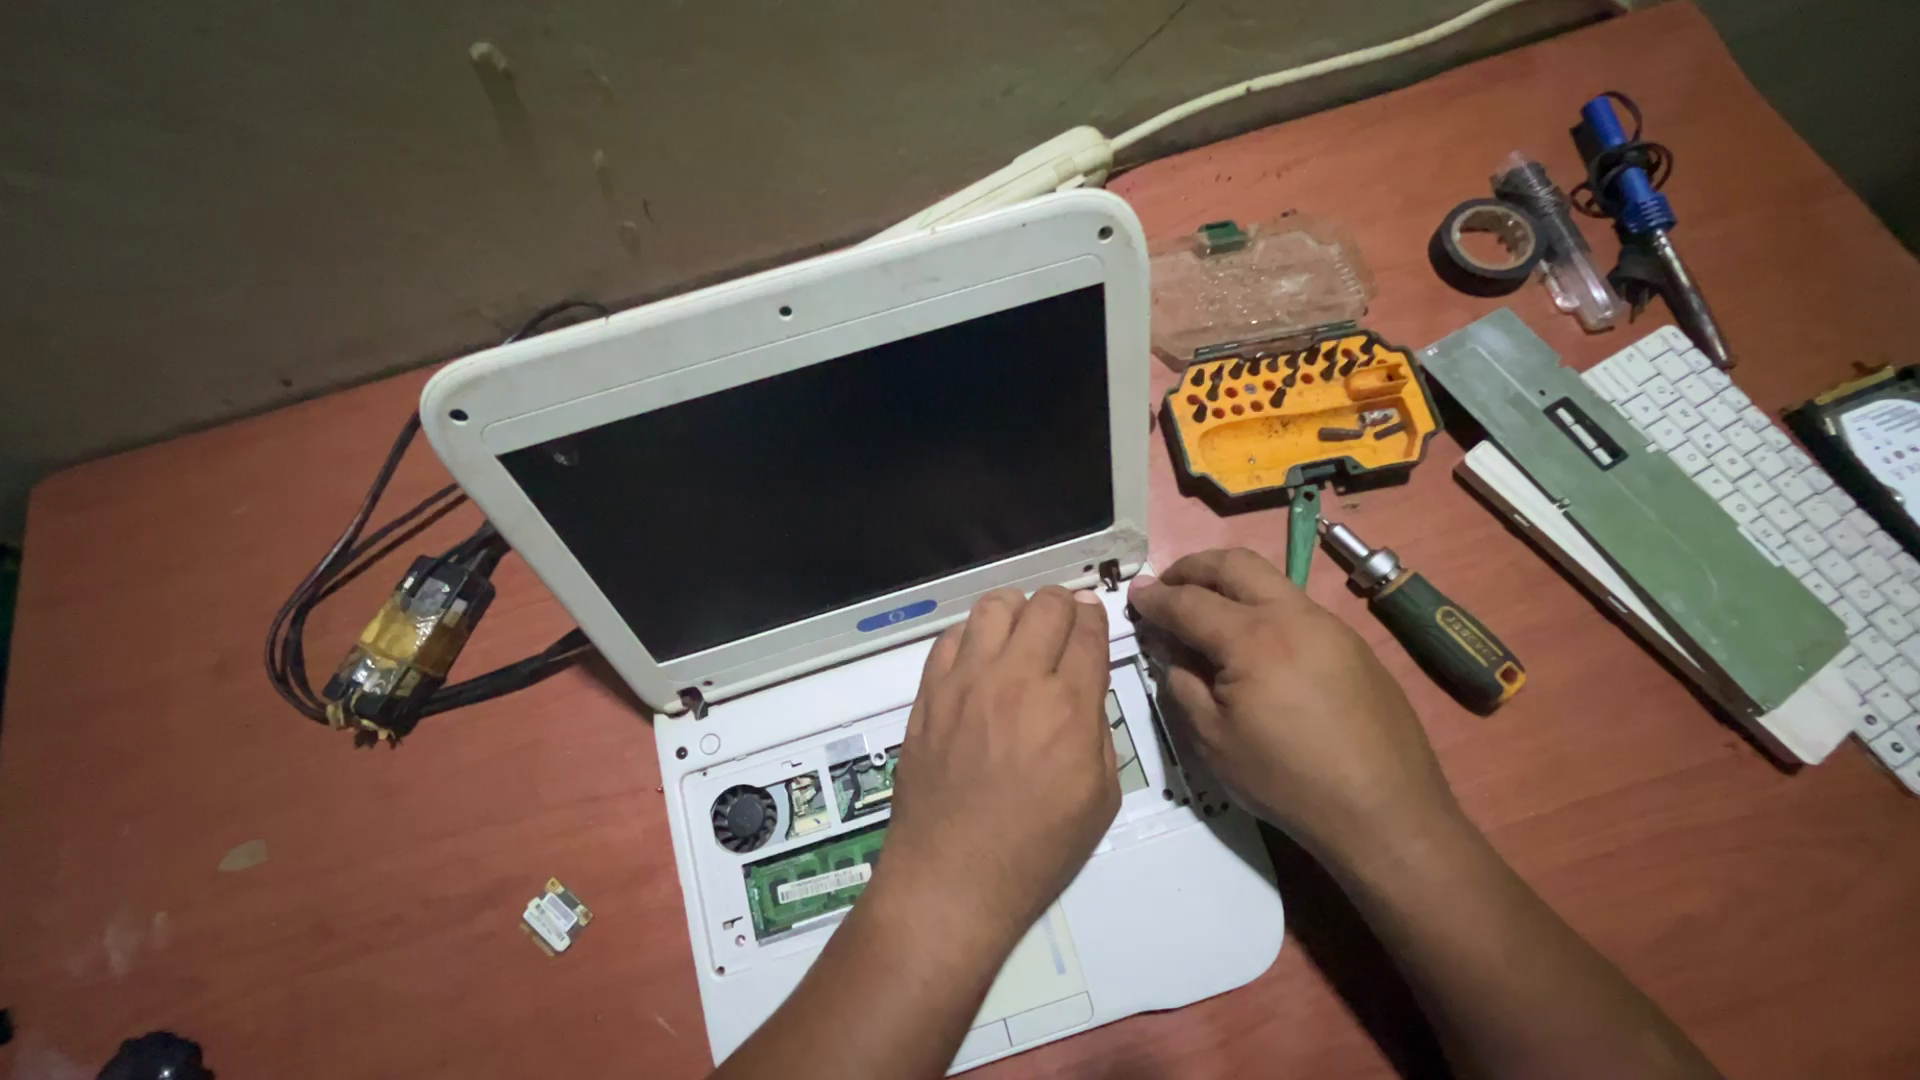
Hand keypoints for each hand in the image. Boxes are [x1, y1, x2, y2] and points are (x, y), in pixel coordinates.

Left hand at [876, 586, 1117, 954]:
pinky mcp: (930, 693)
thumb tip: (1082, 692)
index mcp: (1068, 707)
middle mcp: (1017, 679)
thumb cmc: (1037, 849)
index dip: (1095, 618)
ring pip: (994, 607)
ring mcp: (966, 681)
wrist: (952, 876)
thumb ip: (1098, 731)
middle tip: (1064, 622)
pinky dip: (972, 636)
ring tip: (1021, 630)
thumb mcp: (1099, 798)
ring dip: (1017, 609)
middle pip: (1045, 606)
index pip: (1088, 632)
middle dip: (1063, 604)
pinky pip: (950, 638)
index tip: (1093, 617)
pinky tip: (980, 659)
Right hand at [1128, 548, 1459, 864]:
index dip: (1155, 598)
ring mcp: (1328, 625)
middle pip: (1233, 564)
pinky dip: (1259, 605)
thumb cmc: (1287, 781)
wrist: (1386, 812)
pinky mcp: (1351, 643)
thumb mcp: (1213, 740)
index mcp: (1252, 639)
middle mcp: (1292, 616)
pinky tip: (1250, 641)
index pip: (1189, 602)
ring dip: (1228, 581)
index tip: (1133, 594)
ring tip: (1204, 607)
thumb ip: (1181, 682)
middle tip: (1166, 585)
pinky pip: (1293, 605)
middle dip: (1192, 567)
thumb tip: (1170, 646)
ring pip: (1269, 578)